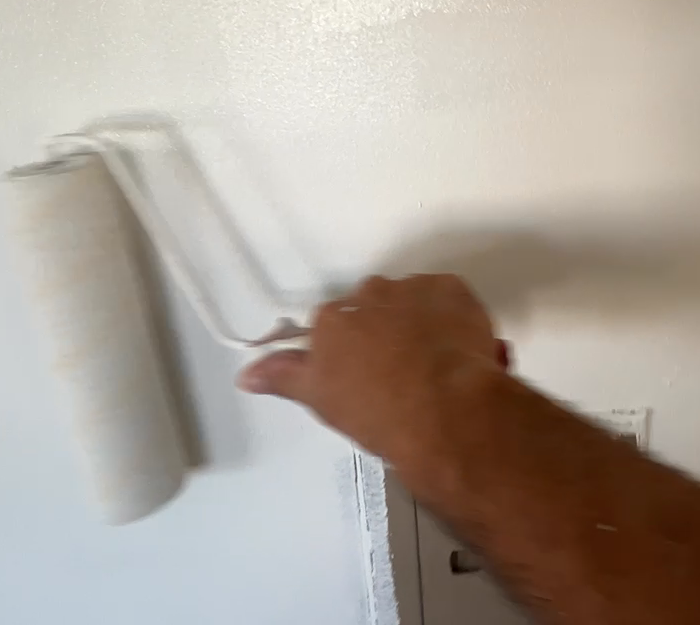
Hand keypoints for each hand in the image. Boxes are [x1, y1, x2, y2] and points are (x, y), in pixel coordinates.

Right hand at [237, 274, 509, 463]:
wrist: (444, 406)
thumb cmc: (378, 411)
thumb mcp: (322, 399)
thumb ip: (285, 376)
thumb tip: (247, 372)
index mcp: (333, 319)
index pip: (333, 323)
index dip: (348, 347)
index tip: (360, 369)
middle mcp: (370, 293)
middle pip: (371, 304)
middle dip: (380, 326)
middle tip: (395, 364)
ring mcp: (414, 287)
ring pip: (409, 296)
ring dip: (415, 316)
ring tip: (429, 356)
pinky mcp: (453, 288)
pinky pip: (445, 294)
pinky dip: (447, 311)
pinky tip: (453, 341)